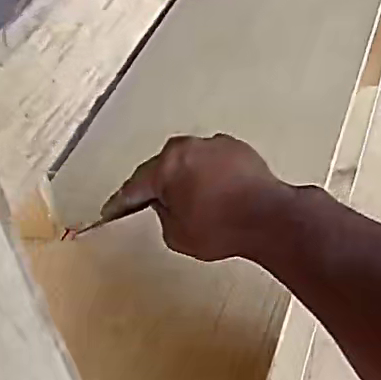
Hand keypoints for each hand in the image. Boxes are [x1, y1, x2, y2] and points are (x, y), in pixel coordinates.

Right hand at [111, 134, 300, 261]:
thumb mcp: (174, 234)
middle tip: (140, 204)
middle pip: (159, 169)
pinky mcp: (237, 149)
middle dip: (150, 187)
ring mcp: (214, 145)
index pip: (133, 188)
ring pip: (185, 163)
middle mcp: (188, 148)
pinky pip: (208, 163)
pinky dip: (202, 177)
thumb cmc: (221, 227)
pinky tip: (205, 194)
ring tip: (178, 200)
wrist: (270, 218)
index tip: (110, 212)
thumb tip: (166, 204)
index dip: (119, 204)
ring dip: (178, 180)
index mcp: (166, 166)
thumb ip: (162, 214)